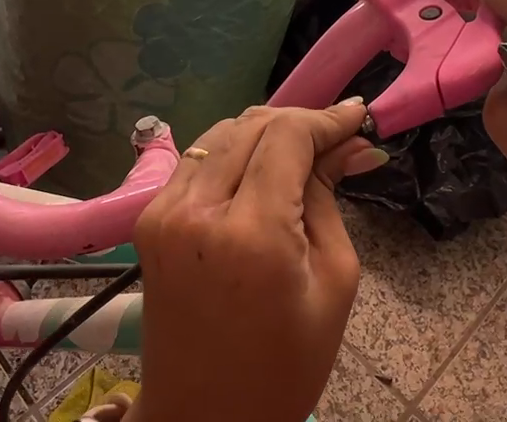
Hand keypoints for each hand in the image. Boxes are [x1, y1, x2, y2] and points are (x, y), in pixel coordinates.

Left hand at [127, 103, 385, 421]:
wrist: (201, 419)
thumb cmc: (284, 365)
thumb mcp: (333, 281)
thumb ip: (331, 198)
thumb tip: (353, 143)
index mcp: (252, 234)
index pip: (287, 135)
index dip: (326, 118)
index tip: (357, 115)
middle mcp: (198, 211)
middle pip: (254, 124)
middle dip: (300, 121)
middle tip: (336, 136)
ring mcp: (164, 212)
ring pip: (222, 133)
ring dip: (265, 132)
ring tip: (301, 152)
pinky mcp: (148, 218)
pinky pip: (198, 159)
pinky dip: (233, 151)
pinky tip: (259, 170)